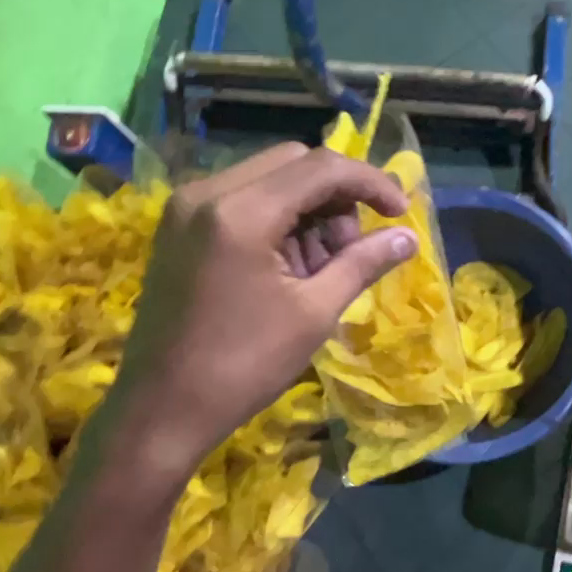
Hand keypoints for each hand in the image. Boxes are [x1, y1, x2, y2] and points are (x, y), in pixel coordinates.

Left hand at [103, 142, 416, 462]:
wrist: (162, 408)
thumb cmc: (243, 367)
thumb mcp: (314, 314)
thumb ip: (362, 264)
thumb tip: (409, 237)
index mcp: (241, 212)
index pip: (321, 168)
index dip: (371, 182)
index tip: (401, 213)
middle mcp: (207, 192)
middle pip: (293, 163)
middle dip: (336, 197)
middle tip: (351, 250)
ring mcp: (186, 207)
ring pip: (268, 178)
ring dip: (307, 209)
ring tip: (320, 268)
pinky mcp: (178, 227)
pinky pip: (241, 199)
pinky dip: (276, 219)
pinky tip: (288, 266)